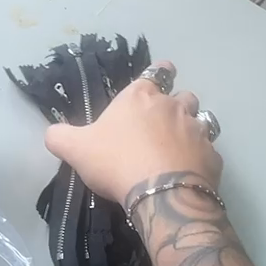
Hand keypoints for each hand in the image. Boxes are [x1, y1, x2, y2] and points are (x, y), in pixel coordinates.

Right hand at [44, 60, 220, 207]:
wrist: (161, 193)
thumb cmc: (116, 161)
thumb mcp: (76, 149)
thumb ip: (60, 137)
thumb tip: (52, 133)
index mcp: (141, 96)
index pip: (157, 72)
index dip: (159, 73)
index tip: (161, 77)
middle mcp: (173, 106)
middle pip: (183, 96)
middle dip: (177, 105)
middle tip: (164, 124)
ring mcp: (197, 131)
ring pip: (203, 120)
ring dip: (194, 129)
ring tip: (182, 145)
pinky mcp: (213, 157)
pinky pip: (210, 153)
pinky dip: (202, 159)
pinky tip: (192, 173)